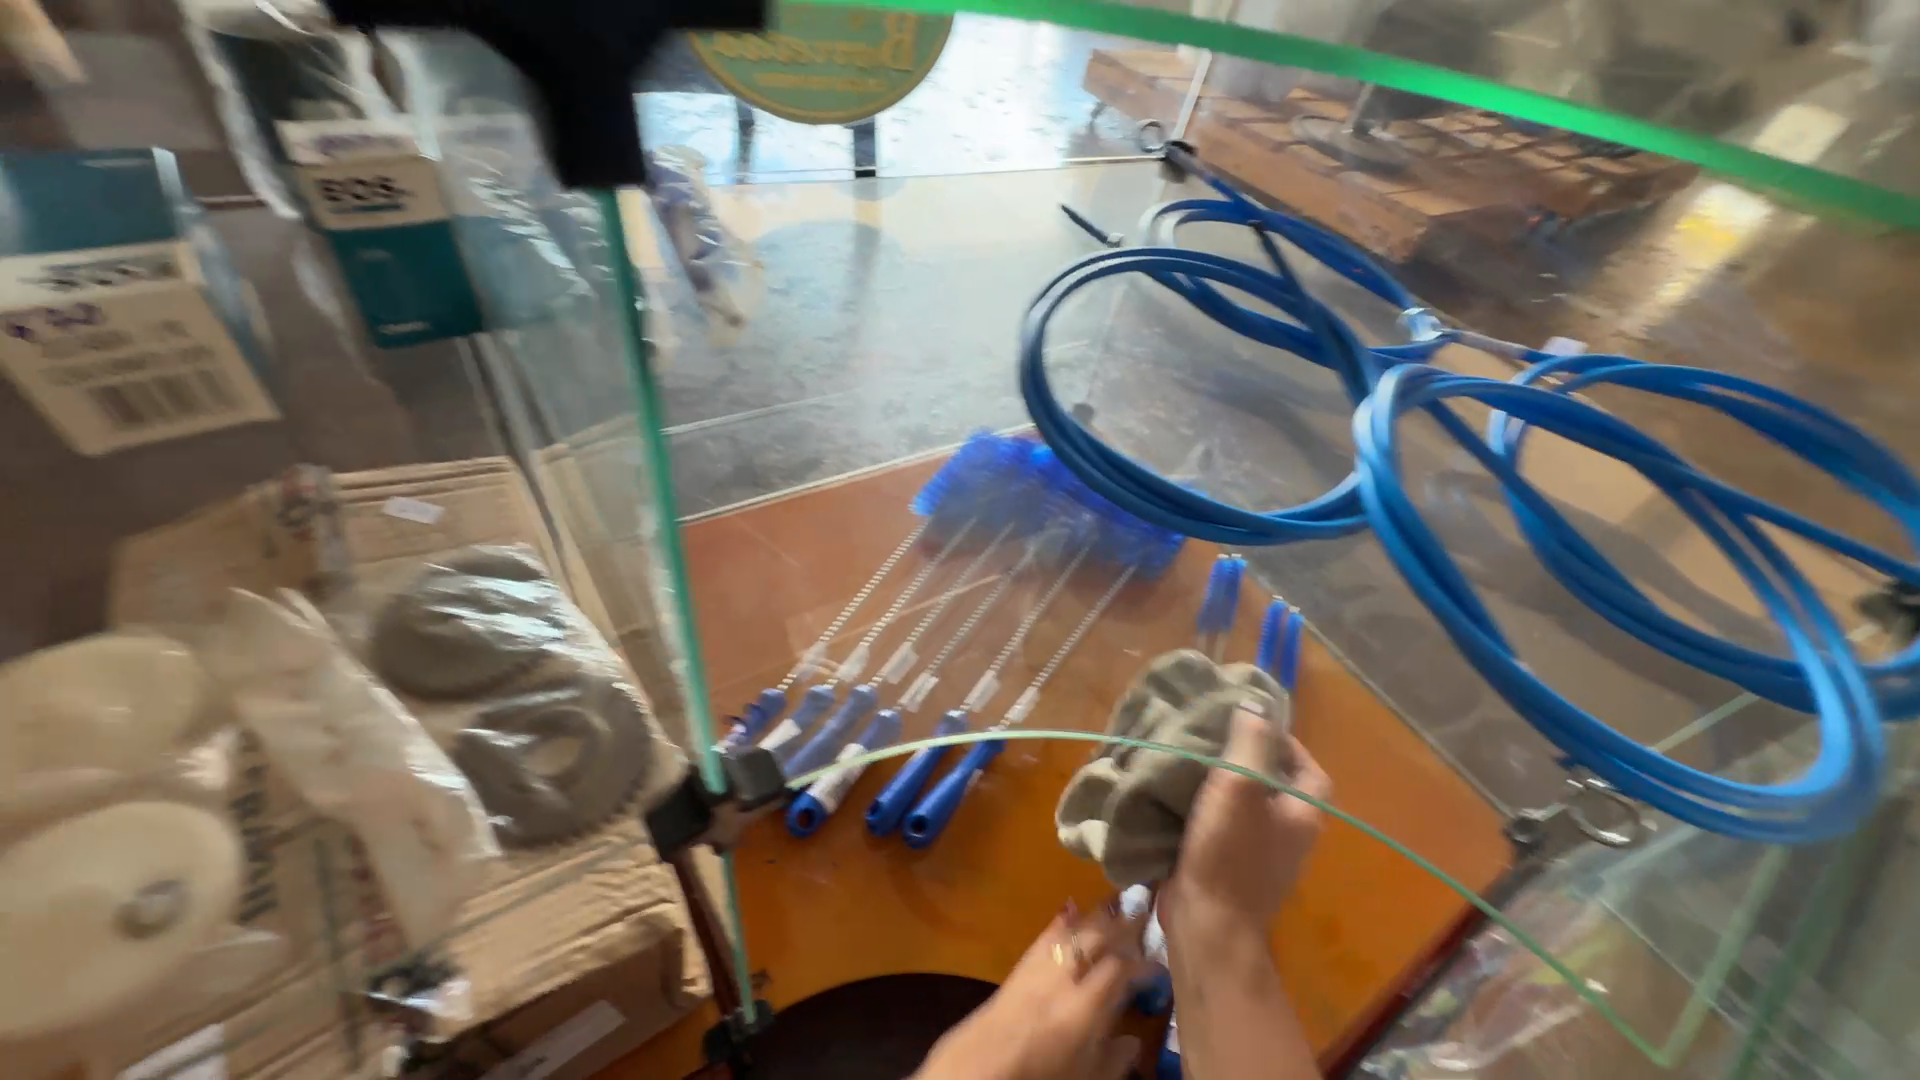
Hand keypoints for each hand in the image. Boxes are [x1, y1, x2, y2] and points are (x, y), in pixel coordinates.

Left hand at [913, 903, 1145, 1079]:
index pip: (1121, 971)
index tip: (1161, 963)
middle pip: (1098, 939)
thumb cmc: (1040, 1076)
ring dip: (1098, 916)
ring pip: (1074, 931)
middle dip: (1125, 925)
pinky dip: (1062, 920)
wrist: (980, 1068)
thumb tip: (1134, 1041)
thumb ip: (1113, 1059)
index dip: (1144, 963)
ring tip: (1119, 904)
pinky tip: (1072, 907)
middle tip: (1148, 914)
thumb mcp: (1085, 1078)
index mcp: (1084, 1008)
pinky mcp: (1021, 964)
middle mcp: (1064, 978)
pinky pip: (1046, 934)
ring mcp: (1040, 966)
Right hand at [1162, 706, 1330, 942]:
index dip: (1285, 742)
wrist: (1207, 925)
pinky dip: (1205, 808)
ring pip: (1246, 805)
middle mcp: (1288, 834)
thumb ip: (1251, 741)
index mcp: (1302, 814)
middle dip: (1248, 759)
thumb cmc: (1229, 851)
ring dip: (1222, 782)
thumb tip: (1257, 702)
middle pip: (1276, 785)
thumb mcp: (1240, 784)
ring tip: (1191, 757)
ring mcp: (1259, 855)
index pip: (1309, 768)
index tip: (1247, 722)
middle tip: (1213, 736)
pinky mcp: (1229, 867)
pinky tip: (1178, 794)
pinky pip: (1223, 825)